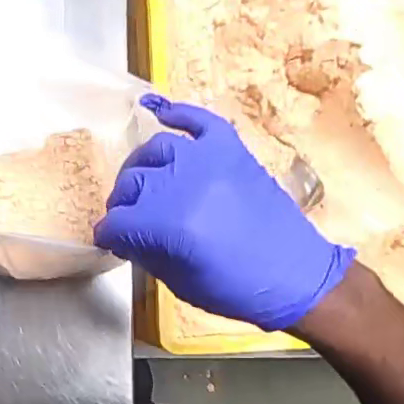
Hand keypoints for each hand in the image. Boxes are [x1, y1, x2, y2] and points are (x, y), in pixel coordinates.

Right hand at [93, 95, 353, 330]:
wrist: (295, 276)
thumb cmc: (235, 290)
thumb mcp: (180, 282)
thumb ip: (146, 254)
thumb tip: (123, 237)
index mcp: (171, 226)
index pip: (119, 221)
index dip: (109, 235)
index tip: (109, 241)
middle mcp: (185, 184)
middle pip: (133, 183)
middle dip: (122, 205)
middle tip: (127, 219)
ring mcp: (210, 160)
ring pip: (156, 149)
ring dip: (140, 168)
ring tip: (141, 185)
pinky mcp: (232, 150)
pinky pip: (197, 120)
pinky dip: (176, 113)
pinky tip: (158, 114)